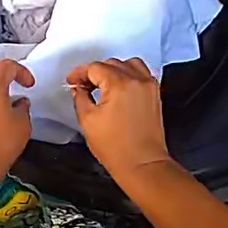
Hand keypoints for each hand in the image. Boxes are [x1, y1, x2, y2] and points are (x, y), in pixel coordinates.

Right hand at [67, 58, 173, 180]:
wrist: (142, 164)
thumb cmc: (117, 148)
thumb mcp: (87, 121)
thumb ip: (80, 98)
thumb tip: (78, 89)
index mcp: (119, 84)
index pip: (95, 67)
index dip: (79, 73)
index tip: (72, 80)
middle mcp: (137, 80)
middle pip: (111, 63)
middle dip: (94, 71)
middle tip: (82, 84)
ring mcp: (149, 86)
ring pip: (128, 64)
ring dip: (113, 70)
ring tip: (102, 83)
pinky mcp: (155, 95)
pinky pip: (141, 73)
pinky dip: (129, 74)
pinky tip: (119, 86)